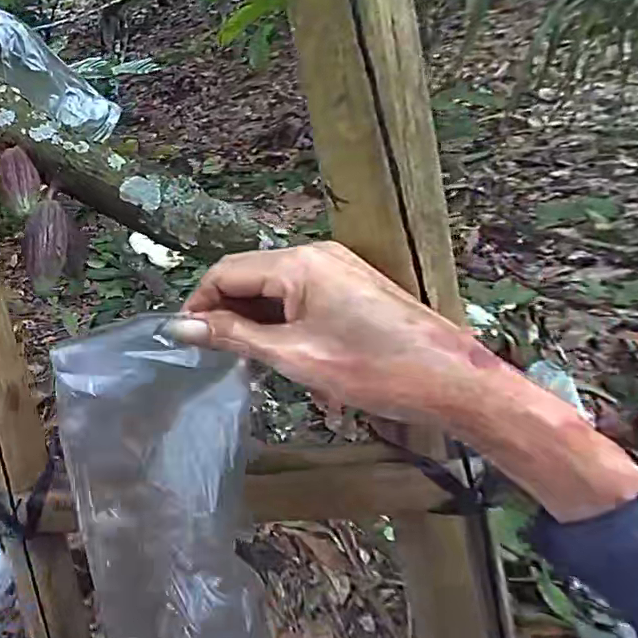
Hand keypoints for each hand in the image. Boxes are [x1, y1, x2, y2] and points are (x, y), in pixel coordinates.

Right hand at [178, 242, 637, 520]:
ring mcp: (335, 269)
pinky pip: (298, 298)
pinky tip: (284, 356)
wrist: (456, 382)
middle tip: (216, 356)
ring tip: (250, 363)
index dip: (199, 304)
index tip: (185, 340)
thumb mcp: (293, 356)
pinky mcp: (349, 286)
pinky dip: (281, 324)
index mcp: (298, 263)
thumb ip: (232, 336)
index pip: (224, 272)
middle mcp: (315, 255)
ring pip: (272, 289)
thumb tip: (181, 326)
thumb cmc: (374, 369)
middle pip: (247, 277)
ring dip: (254, 323)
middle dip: (226, 315)